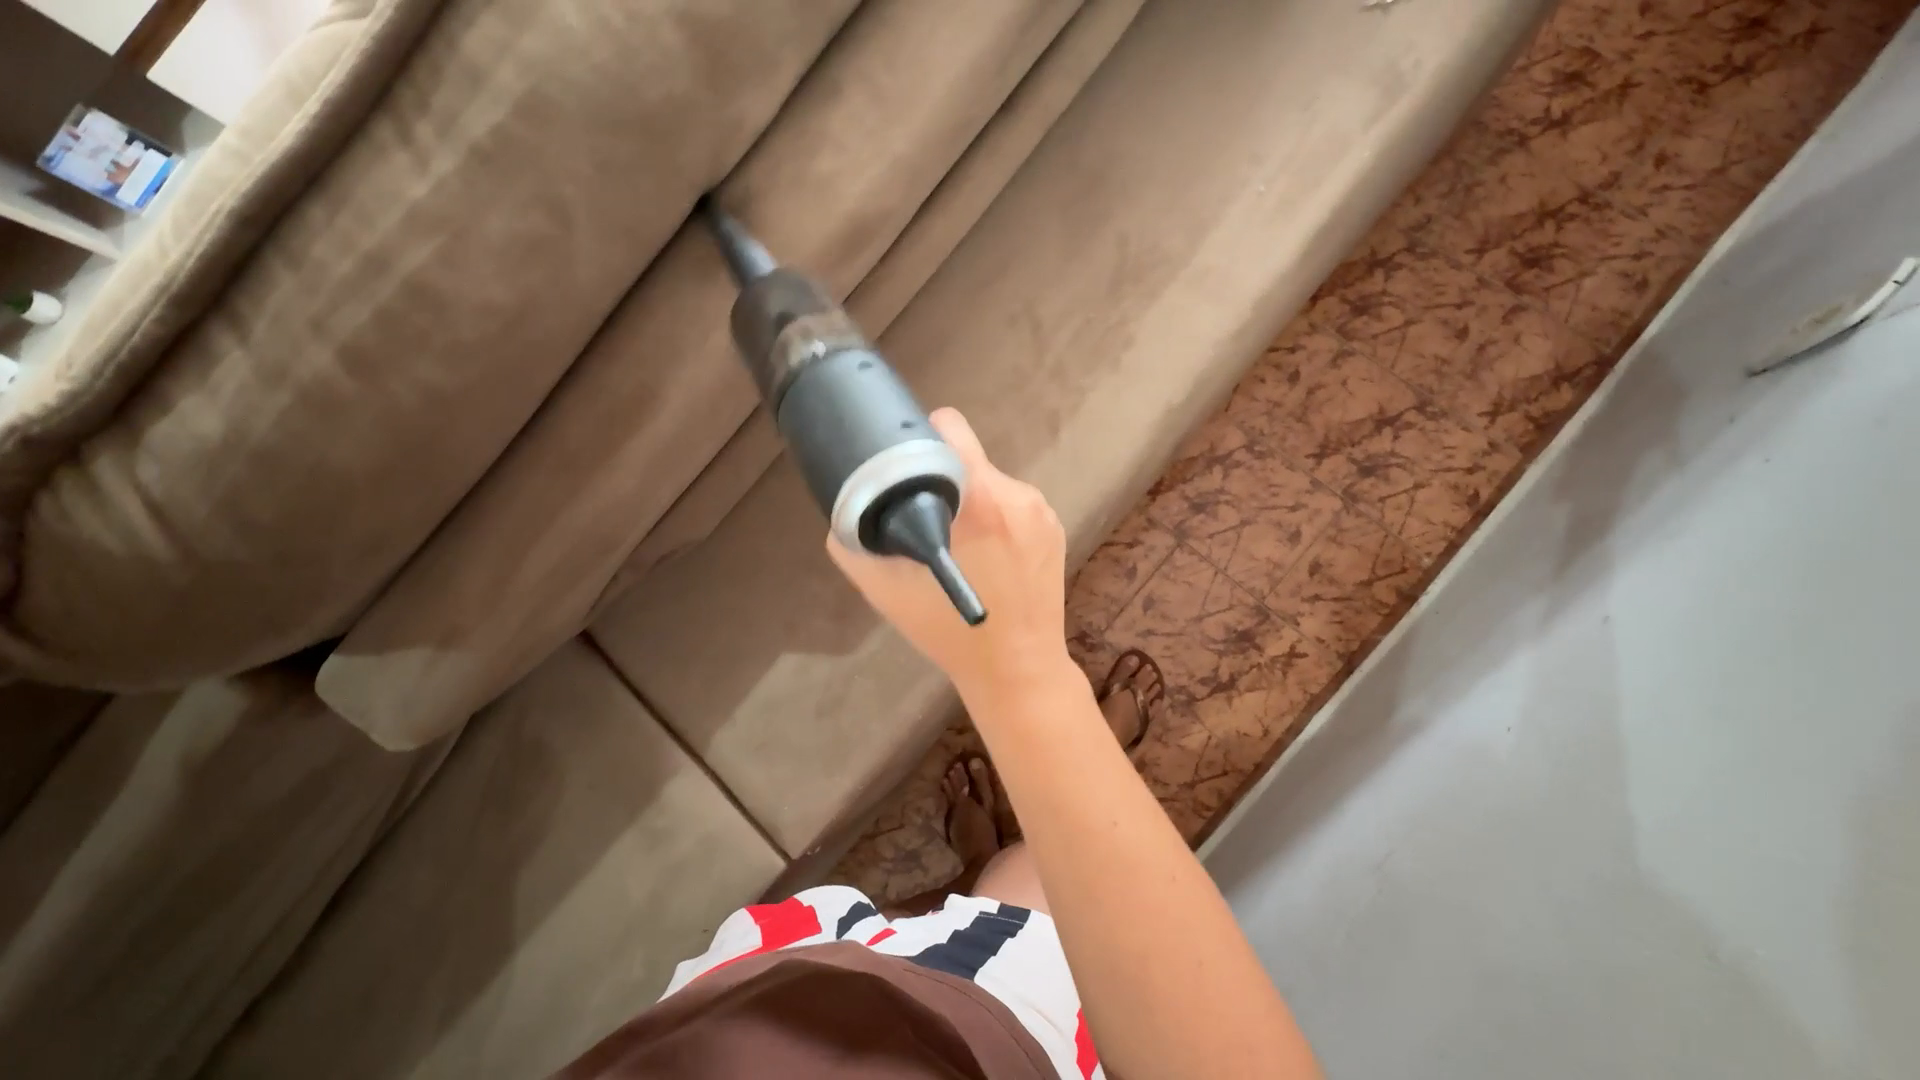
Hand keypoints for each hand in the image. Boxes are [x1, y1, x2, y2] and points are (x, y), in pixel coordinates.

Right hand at [827, 408, 1074, 702]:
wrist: (1018, 670)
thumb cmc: (947, 632)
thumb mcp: (883, 589)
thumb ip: (857, 542)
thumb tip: (851, 508)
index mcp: (978, 498)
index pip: (950, 428)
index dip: (922, 436)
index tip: (906, 462)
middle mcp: (1016, 493)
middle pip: (969, 459)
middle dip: (945, 479)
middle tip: (926, 515)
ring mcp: (1042, 511)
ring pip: (992, 484)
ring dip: (972, 502)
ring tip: (960, 546)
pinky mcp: (1055, 529)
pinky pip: (1015, 506)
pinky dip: (997, 521)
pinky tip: (989, 558)